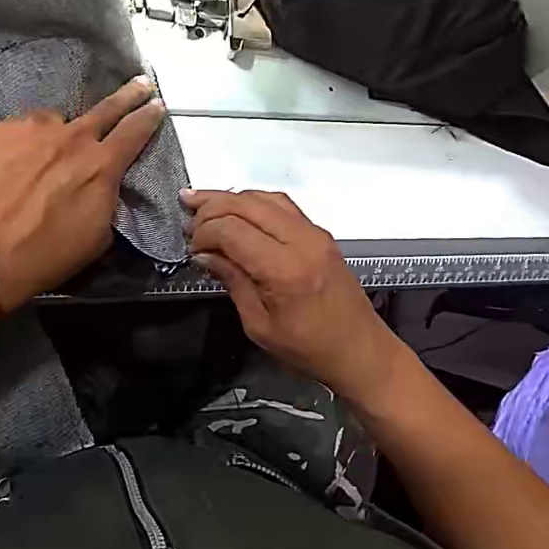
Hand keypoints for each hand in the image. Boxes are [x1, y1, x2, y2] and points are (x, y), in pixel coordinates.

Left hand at [0, 77, 165, 310]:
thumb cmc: (40, 254)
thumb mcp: (94, 238)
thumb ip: (105, 199)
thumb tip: (103, 184)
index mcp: (100, 165)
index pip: (134, 132)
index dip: (148, 117)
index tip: (156, 104)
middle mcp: (70, 136)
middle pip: (106, 109)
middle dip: (127, 95)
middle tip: (140, 83)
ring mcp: (30, 128)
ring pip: (53, 122)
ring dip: (56, 134)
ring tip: (41, 157)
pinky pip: (17, 131)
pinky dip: (19, 144)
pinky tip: (6, 165)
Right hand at [182, 189, 404, 398]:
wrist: (361, 351)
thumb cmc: (309, 349)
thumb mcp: (258, 324)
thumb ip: (232, 281)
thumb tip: (204, 254)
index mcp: (285, 270)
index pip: (232, 230)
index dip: (204, 233)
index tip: (192, 249)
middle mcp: (301, 241)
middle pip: (245, 205)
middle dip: (210, 207)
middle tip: (188, 218)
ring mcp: (314, 233)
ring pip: (263, 197)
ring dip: (230, 198)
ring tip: (201, 203)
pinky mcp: (319, 233)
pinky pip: (281, 204)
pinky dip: (253, 201)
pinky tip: (235, 209)